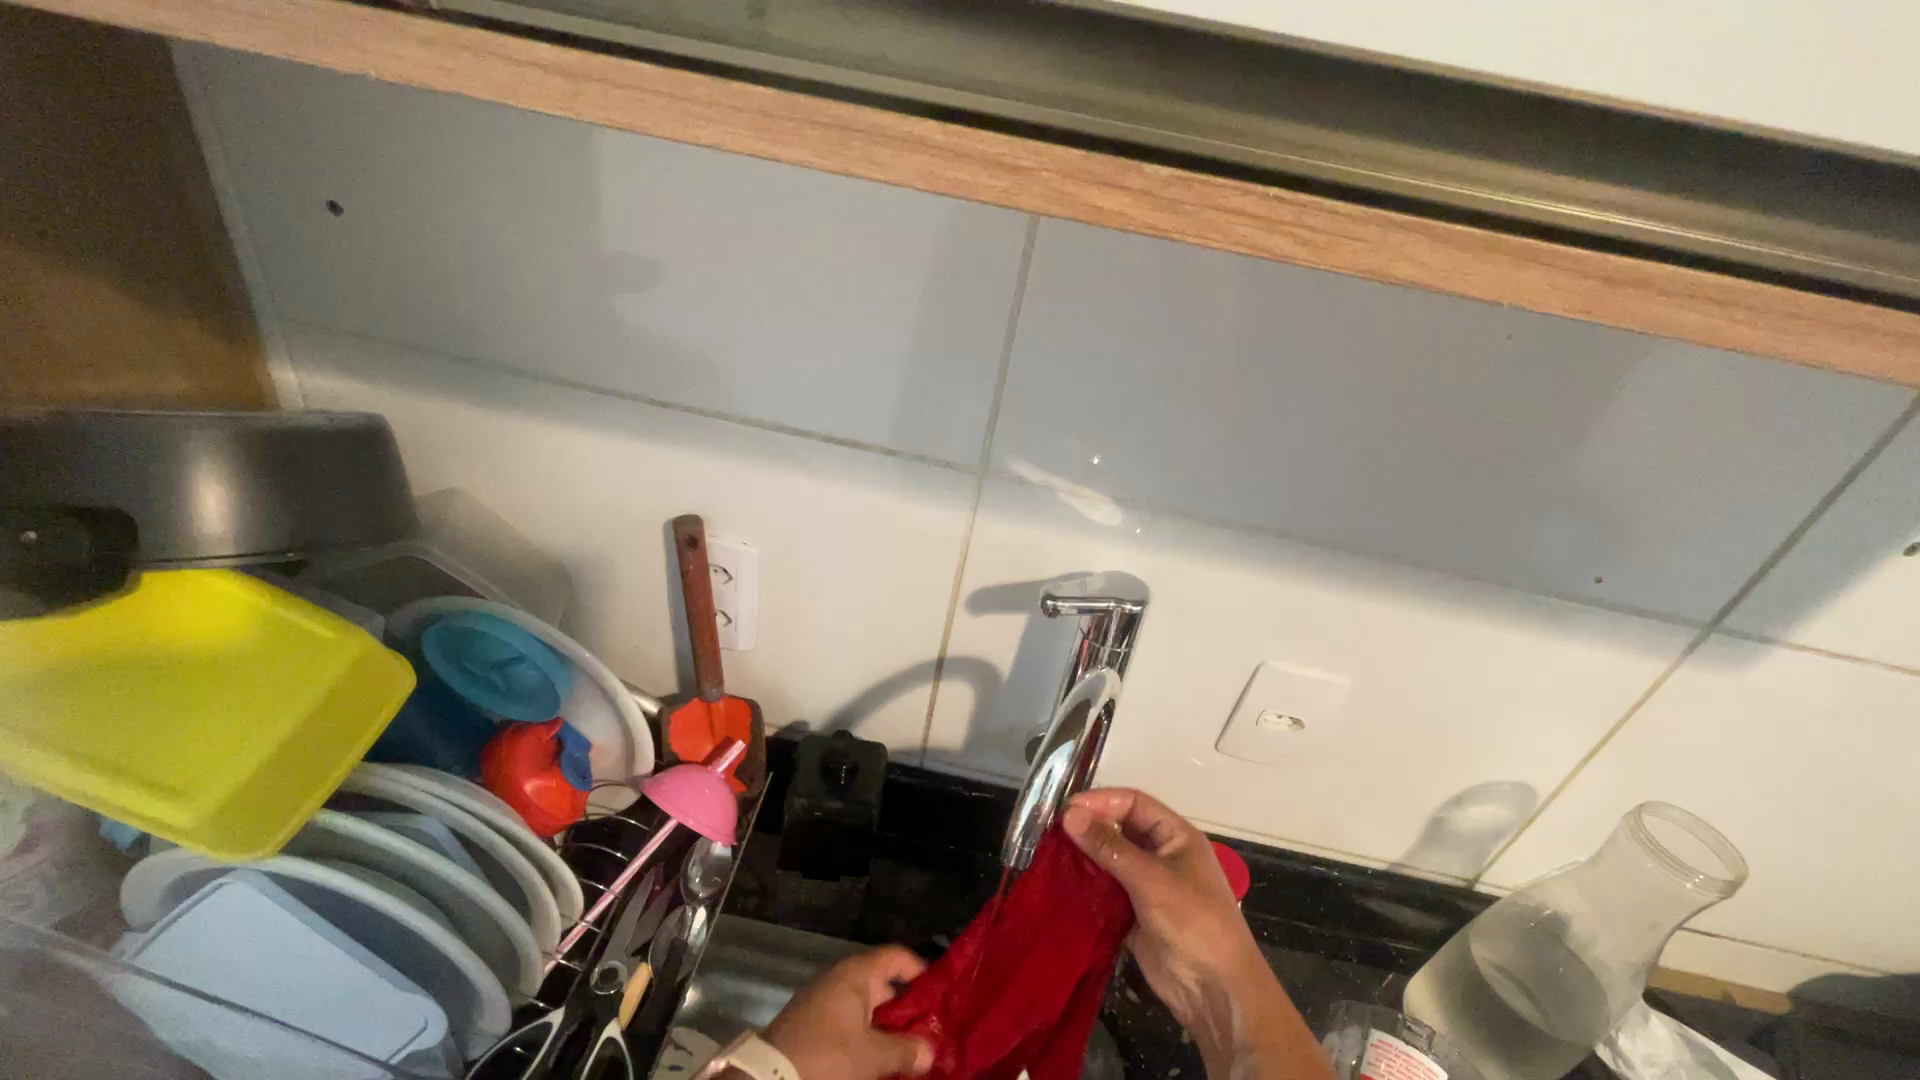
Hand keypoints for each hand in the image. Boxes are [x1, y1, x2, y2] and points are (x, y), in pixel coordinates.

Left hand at [760, 946, 934, 1079]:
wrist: (768, 1079)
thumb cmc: (826, 1056)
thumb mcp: (871, 1057)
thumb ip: (905, 1051)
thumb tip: (932, 1050)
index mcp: (856, 974)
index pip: (897, 957)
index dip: (921, 971)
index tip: (942, 995)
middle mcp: (841, 981)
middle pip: (885, 987)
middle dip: (909, 1011)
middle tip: (933, 1033)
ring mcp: (825, 1004)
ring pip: (868, 1012)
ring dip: (888, 1030)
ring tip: (912, 1053)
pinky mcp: (813, 1028)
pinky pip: (851, 1027)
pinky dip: (868, 1040)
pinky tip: (881, 1063)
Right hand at [1062, 789, 1330, 1079]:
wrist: (1215, 990)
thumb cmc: (1192, 921)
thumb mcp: (1150, 878)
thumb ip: (1109, 846)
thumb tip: (1069, 814)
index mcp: (1176, 836)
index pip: (1134, 803)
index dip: (1101, 801)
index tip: (1066, 809)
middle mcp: (1162, 855)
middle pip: (1120, 829)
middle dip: (1090, 827)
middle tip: (1052, 832)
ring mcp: (1148, 886)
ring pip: (1110, 860)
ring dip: (1085, 857)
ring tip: (1051, 855)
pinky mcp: (1134, 914)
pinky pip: (1106, 890)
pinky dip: (1087, 886)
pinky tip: (1062, 884)